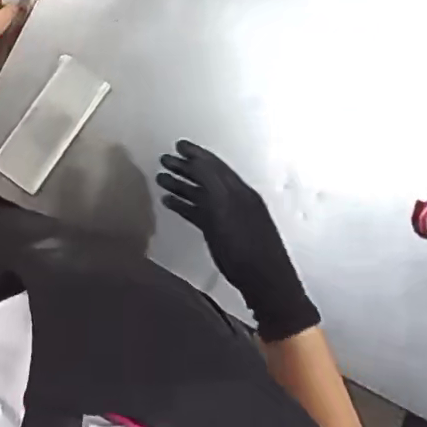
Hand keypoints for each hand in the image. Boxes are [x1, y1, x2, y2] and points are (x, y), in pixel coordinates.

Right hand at [156, 140, 319, 341]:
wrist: (265, 282)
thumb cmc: (246, 247)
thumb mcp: (226, 211)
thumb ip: (212, 184)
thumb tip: (196, 162)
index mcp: (239, 191)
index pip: (214, 166)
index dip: (196, 154)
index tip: (178, 144)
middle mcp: (234, 199)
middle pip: (206, 177)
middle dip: (185, 167)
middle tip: (165, 159)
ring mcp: (227, 216)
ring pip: (200, 194)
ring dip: (181, 185)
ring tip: (161, 178)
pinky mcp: (220, 231)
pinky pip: (198, 212)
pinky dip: (184, 205)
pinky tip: (169, 202)